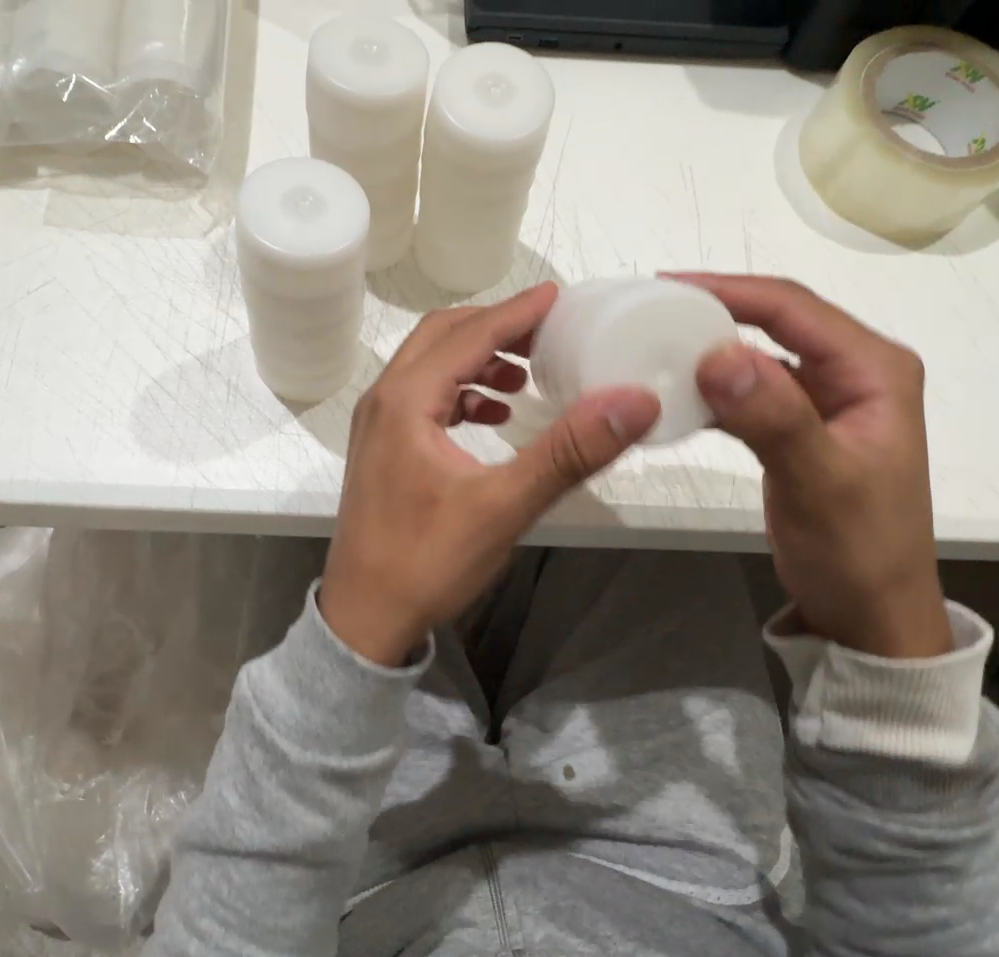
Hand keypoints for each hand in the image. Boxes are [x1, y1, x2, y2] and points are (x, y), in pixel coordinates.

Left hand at [320, 283, 661, 664]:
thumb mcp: (503, 507)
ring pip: (428, 368)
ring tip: (526, 376)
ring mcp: (376, 428)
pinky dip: (459, 396)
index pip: (469, 334)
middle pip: (442, 337)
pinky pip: (422, 401)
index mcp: (405, 401)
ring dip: (476, 361)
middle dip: (496, 328)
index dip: (518, 312)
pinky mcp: (381, 453)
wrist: (365, 617)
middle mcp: (383, 402)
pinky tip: (493, 418)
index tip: (562, 298)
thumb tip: (633, 402)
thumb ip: (567, 452)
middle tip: (548, 332)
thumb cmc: (425, 563)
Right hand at [665, 273, 952, 658]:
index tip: (663, 286)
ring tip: (651, 348)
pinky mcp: (798, 432)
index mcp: (873, 369)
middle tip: (648, 312)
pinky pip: (750, 397)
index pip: (793, 308)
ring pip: (758, 359)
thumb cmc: (856, 549)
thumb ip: (774, 417)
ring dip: (709, 354)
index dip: (729, 290)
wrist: (868, 612)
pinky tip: (674, 400)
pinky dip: (712, 395)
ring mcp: (824, 403)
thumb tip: (716, 355)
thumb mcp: (819, 482)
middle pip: (776, 323)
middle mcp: (852, 373)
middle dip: (714, 313)